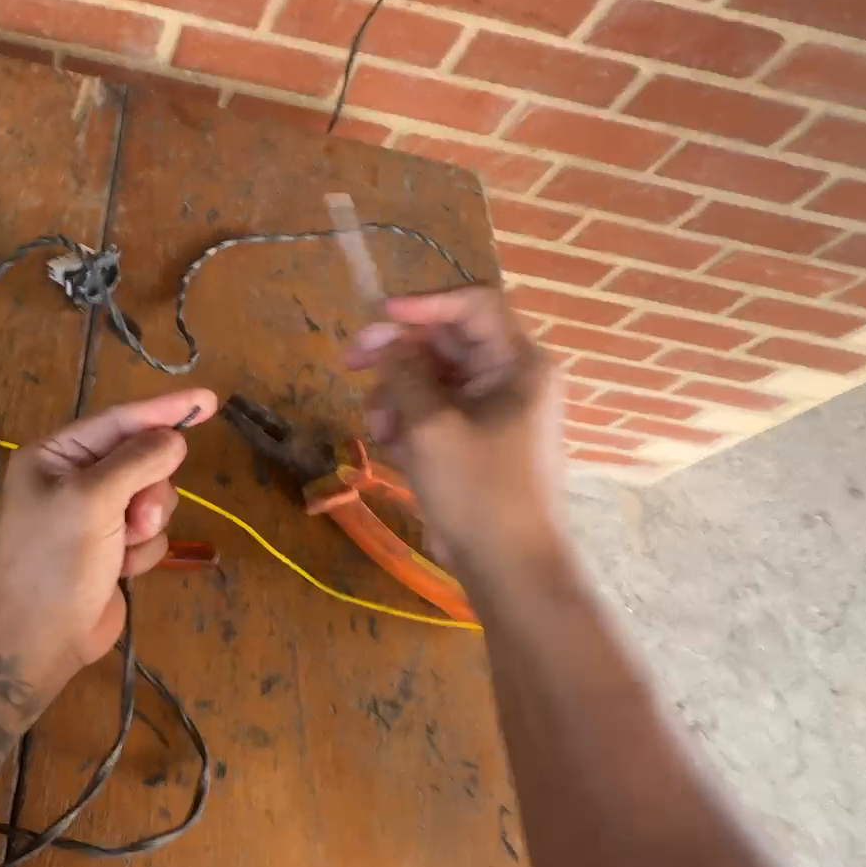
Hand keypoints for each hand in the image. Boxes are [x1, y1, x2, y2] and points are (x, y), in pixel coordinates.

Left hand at [0, 389, 218, 675]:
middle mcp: (73, 478)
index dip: (164, 410)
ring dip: (147, 523)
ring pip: (153, 497)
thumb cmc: (55, 561)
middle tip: (140, 516)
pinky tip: (122, 570)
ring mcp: (94, 514)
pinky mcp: (112, 546)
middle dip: (149, 488)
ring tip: (125, 546)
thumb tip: (173, 438)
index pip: (118, 420)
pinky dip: (143, 550)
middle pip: (141, 459)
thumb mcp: (92, 500)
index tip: (209, 400)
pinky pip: (150, 532)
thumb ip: (137, 461)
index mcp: (54, 455)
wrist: (41, 638)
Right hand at [341, 286, 564, 574]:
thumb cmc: (477, 490)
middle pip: (444, 343)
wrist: (507, 563)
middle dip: (396, 356)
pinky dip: (407, 422)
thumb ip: (404, 373)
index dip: (423, 303)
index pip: (472, 305)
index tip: (377, 316)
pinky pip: (432, 410)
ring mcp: (491, 409)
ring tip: (380, 432)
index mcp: (516, 364)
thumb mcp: (430, 425)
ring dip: (395, 397)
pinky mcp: (473, 437)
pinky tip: (393, 448)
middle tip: (348, 362)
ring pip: (430, 378)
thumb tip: (387, 340)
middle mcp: (508, 377)